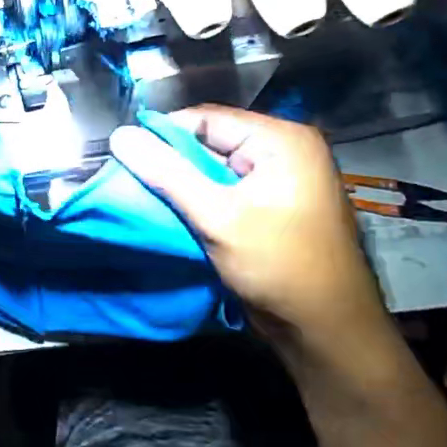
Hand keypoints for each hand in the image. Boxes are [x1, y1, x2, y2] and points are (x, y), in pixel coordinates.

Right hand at [110, 105, 395, 370]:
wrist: (325, 327)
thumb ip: (168, 174)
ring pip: (216, 171)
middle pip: (212, 144)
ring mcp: (281, 182)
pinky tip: (175, 217)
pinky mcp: (273, 210)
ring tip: (148, 199)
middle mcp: (284, 152)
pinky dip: (202, 204)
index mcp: (281, 140)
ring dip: (185, 187)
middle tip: (131, 181)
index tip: (125, 154)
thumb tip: (120, 136)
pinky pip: (228, 194)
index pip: (208, 119)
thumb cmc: (278, 265)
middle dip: (173, 163)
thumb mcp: (218, 216)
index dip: (164, 133)